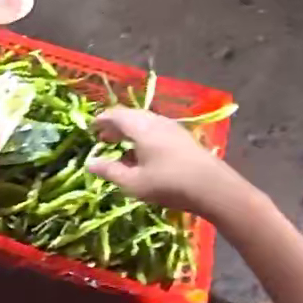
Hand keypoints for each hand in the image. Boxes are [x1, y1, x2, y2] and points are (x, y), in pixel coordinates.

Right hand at [86, 107, 245, 216]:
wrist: (213, 187)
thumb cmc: (168, 184)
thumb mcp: (133, 182)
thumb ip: (110, 171)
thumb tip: (89, 162)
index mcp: (141, 127)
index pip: (116, 115)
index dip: (101, 120)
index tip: (91, 128)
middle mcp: (156, 121)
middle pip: (131, 116)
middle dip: (115, 125)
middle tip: (103, 137)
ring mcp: (172, 128)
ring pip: (145, 122)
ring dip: (130, 131)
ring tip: (121, 145)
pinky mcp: (183, 138)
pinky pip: (156, 129)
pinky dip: (143, 136)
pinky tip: (143, 153)